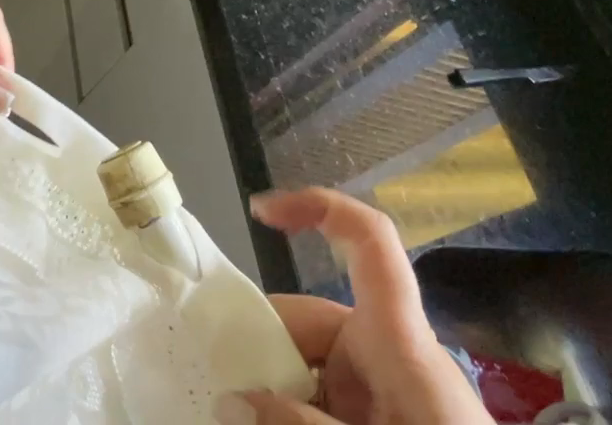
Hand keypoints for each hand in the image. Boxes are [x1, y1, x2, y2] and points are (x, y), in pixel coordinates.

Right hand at [219, 188, 492, 424]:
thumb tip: (229, 401)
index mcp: (399, 342)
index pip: (369, 243)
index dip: (318, 207)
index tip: (260, 212)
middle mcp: (388, 356)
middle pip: (308, 321)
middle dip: (258, 347)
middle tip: (212, 382)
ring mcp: (383, 395)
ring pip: (306, 370)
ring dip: (268, 392)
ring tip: (228, 413)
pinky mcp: (377, 421)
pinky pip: (320, 402)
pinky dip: (287, 413)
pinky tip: (260, 423)